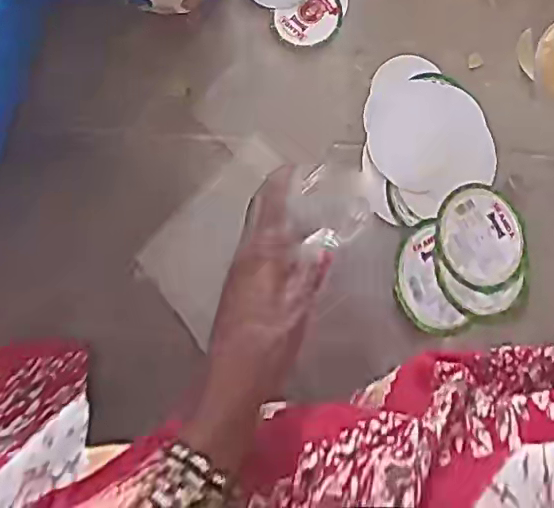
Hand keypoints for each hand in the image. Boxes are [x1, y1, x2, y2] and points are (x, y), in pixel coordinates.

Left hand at [186, 166, 330, 471]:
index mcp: (260, 256)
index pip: (268, 207)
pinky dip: (275, 239)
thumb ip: (310, 275)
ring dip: (278, 218)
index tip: (294, 166)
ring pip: (260, 233)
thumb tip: (322, 247)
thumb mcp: (297, 310)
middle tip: (304, 185)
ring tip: (304, 212)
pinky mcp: (238, 290)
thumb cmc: (267, 348)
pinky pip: (259, 250)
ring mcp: (239, 275)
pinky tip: (292, 250)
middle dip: (280, 197)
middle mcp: (245, 259)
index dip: (279, 183)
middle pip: (261, 216)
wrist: (230, 387)